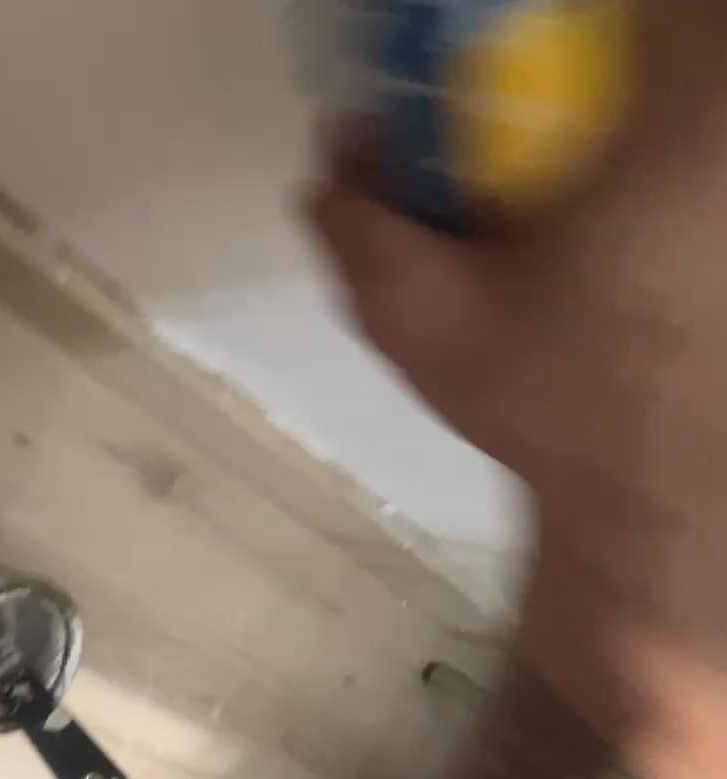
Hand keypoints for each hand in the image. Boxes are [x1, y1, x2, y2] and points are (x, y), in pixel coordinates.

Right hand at [309, 0, 726, 638]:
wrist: (673, 486)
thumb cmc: (547, 394)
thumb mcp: (412, 313)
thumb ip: (359, 224)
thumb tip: (338, 141)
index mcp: (685, 120)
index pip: (634, 11)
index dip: (541, 26)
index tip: (474, 53)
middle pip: (656, 43)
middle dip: (571, 64)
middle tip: (495, 130)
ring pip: (674, 96)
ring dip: (599, 116)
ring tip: (538, 189)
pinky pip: (684, 146)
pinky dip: (633, 158)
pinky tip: (589, 224)